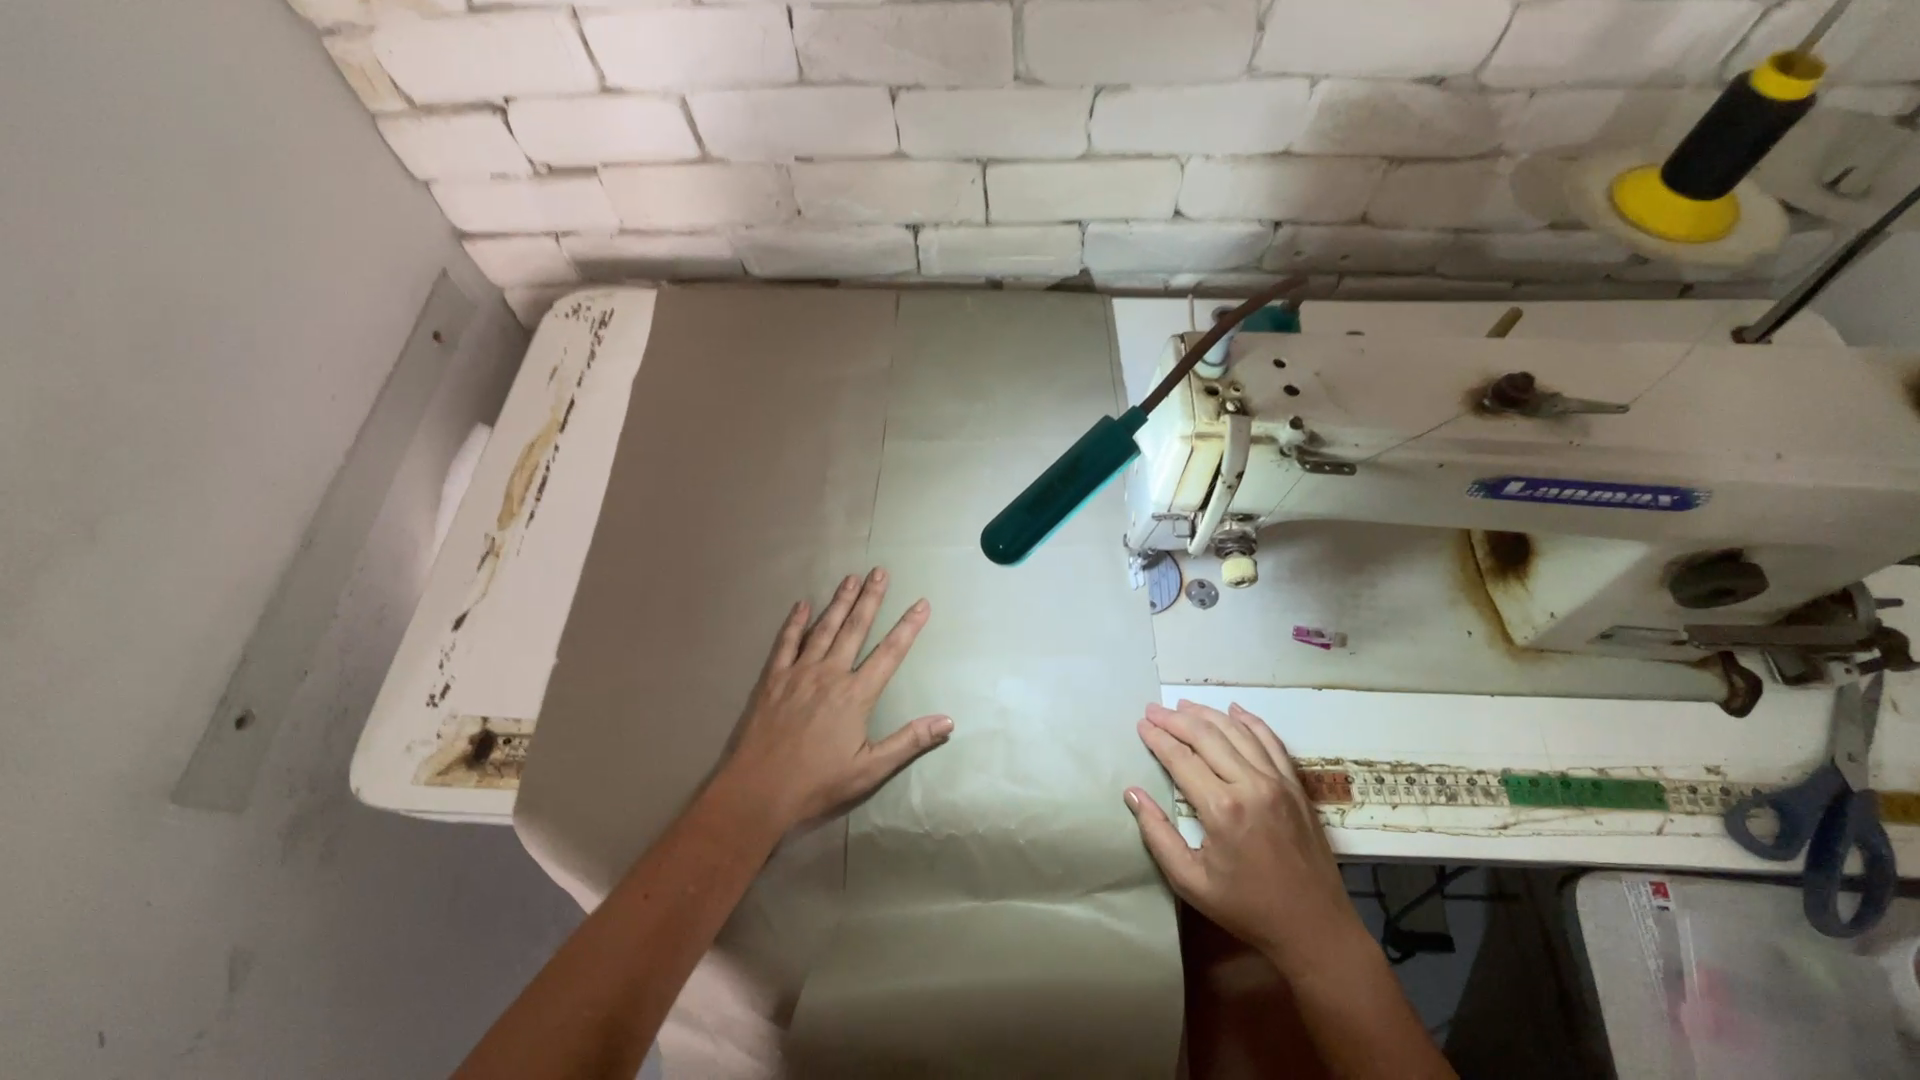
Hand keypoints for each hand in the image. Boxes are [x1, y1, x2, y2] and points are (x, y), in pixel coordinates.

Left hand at [715, 567, 952, 832]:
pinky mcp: (772, 679)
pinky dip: (795, 622)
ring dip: (838, 602)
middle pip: (855, 629)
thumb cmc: (817, 783)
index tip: (921, 603)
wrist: (758, 790)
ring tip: (851, 578)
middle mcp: (829, 675)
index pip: (890, 653)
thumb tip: (948, 721)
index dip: (908, 627)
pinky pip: (786, 642)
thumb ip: (909, 741)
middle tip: (880, 572)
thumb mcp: (870, 770)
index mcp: (856, 695)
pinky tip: (802, 605)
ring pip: (823, 629)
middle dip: (870, 598)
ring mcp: (798, 673)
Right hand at [1125, 701, 1368, 972]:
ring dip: (1208, 714)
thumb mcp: (1191, 881)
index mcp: (1222, 809)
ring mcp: (1278, 782)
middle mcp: (1251, 785)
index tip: (1141, 724)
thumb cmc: (1246, 908)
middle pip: (1208, 736)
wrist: (1314, 926)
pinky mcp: (1296, 787)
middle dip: (1176, 720)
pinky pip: (1271, 742)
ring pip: (1239, 732)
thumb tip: (1132, 794)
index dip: (1158, 738)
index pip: (1181, 759)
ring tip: (1183, 706)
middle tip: (1153, 709)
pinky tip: (1234, 710)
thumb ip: (1157, 835)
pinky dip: (1251, 721)